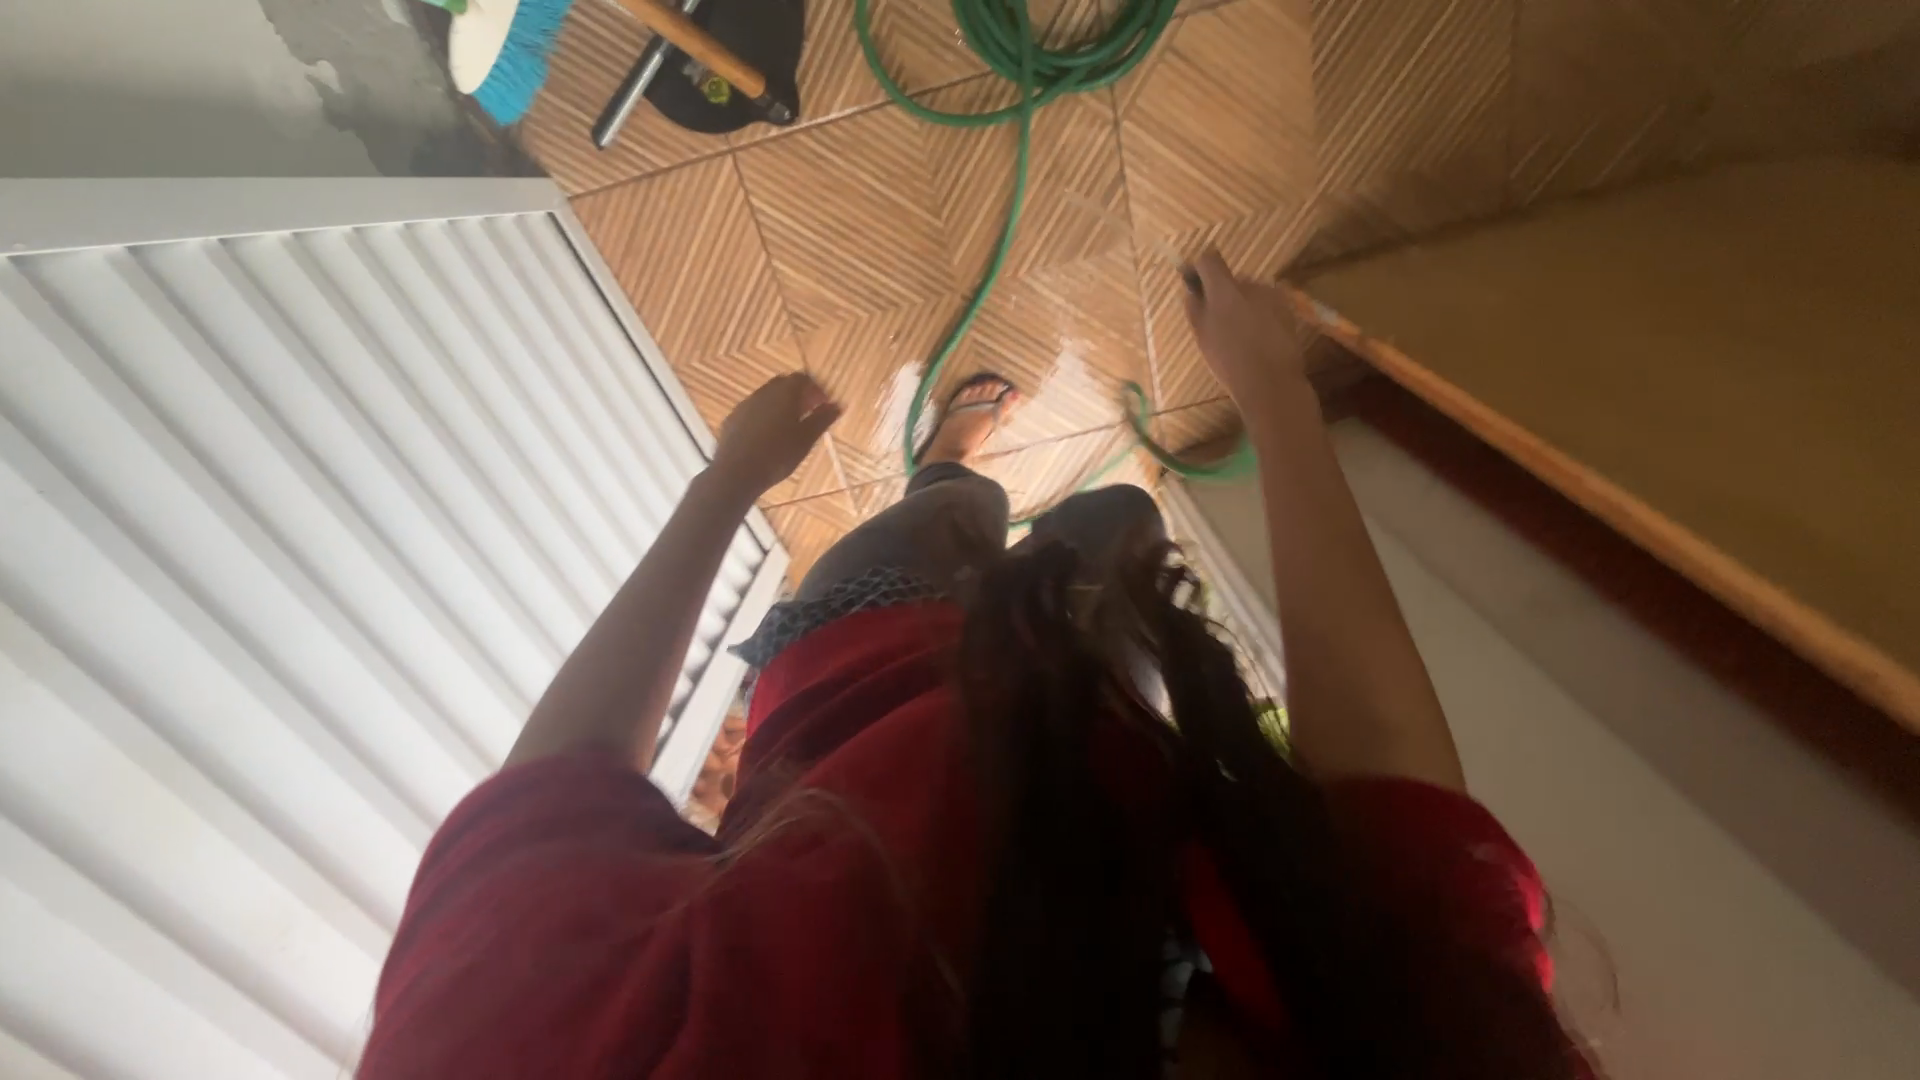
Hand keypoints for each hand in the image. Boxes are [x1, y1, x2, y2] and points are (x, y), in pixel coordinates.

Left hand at [709, 373, 842, 498]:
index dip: (815, 388)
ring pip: (767, 396)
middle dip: (798, 394)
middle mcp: (764, 392)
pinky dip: (765, 414)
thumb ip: (822, 419)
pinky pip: (753, 409)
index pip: (802, 378)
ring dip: (781, 404)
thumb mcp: (806, 439)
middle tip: (809, 412)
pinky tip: (768, 434)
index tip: (823, 404)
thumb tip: (837, 405)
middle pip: (784, 384)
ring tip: (790, 425)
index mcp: (785, 393)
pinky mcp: (733, 418)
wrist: (737, 472)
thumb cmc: (778, 455)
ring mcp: (745, 404)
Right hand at [1184, 249, 1308, 405]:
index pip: (1209, 260)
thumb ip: (1195, 309)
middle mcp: (1250, 284)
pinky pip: (1265, 304)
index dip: (1198, 268)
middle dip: (1221, 293)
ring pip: (1249, 293)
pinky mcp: (1287, 308)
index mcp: (1224, 289)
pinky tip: (1256, 338)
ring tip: (1237, 333)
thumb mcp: (1202, 337)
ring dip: (1241, 304)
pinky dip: (1258, 314)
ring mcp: (1272, 295)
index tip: (1192, 282)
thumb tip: (1192, 291)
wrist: (1270, 380)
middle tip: (1215, 321)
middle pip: (1230, 279)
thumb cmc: (1228, 361)